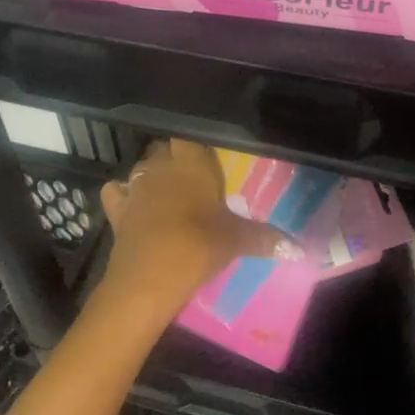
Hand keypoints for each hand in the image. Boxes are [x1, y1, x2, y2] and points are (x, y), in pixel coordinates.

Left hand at [99, 140, 295, 317]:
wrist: (148, 280)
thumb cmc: (198, 247)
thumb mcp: (237, 241)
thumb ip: (264, 238)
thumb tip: (298, 248)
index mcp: (192, 163)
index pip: (190, 134)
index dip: (196, 140)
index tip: (206, 149)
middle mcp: (162, 166)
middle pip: (165, 146)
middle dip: (175, 154)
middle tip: (192, 173)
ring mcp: (136, 187)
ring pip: (141, 166)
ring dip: (150, 173)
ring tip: (165, 189)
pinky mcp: (118, 210)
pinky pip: (116, 191)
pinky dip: (121, 193)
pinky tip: (130, 203)